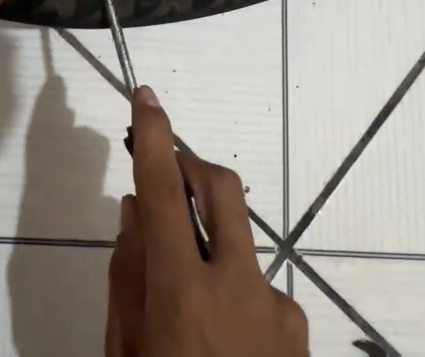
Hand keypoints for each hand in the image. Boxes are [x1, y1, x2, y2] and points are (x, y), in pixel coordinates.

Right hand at [107, 86, 308, 356]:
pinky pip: (258, 284)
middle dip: (191, 161)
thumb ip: (129, 275)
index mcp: (183, 291)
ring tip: (186, 289)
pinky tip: (218, 333)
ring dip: (209, 238)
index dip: (154, 136)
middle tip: (167, 165)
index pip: (162, 191)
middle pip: (221, 188)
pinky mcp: (299, 329)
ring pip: (239, 239)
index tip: (146, 94)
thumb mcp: (125, 348)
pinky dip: (231, 285)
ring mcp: (278, 308)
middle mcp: (238, 287)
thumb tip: (135, 211)